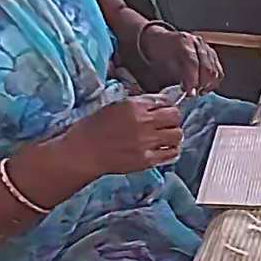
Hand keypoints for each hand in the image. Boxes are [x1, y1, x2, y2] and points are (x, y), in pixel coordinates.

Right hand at [60, 94, 182, 174]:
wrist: (83, 152)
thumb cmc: (94, 128)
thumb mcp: (115, 107)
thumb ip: (139, 104)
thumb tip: (160, 102)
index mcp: (133, 106)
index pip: (164, 101)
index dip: (167, 105)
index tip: (165, 109)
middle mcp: (143, 123)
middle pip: (175, 117)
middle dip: (173, 118)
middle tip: (167, 123)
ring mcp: (146, 142)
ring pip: (177, 134)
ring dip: (173, 134)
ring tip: (166, 137)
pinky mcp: (147, 159)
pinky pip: (171, 153)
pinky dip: (171, 149)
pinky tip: (165, 148)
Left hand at [140, 25, 223, 93]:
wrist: (162, 41)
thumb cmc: (160, 53)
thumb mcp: (160, 61)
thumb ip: (174, 76)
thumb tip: (188, 92)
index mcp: (183, 41)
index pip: (193, 63)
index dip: (192, 80)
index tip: (188, 92)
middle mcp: (198, 43)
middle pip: (208, 68)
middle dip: (201, 84)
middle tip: (193, 93)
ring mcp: (207, 48)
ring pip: (215, 71)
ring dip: (208, 85)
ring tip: (198, 90)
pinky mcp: (213, 55)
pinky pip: (219, 72)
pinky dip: (214, 82)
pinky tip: (205, 87)